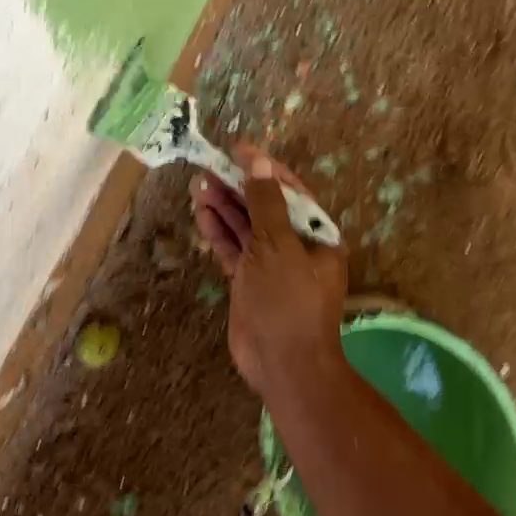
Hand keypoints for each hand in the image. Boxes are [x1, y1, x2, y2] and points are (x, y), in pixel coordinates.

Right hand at [189, 144, 348, 395]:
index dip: (264, 168)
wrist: (284, 366)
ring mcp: (271, 264)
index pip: (290, 190)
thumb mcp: (278, 245)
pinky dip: (218, 231)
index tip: (238, 150)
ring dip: (224, 206)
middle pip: (264, 206)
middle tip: (209, 166)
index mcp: (317, 235)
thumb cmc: (289, 301)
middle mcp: (296, 246)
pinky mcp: (249, 281)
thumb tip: (258, 162)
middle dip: (238, 186)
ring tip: (199, 185)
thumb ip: (266, 202)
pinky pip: (233, 248)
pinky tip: (201, 213)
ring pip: (246, 226)